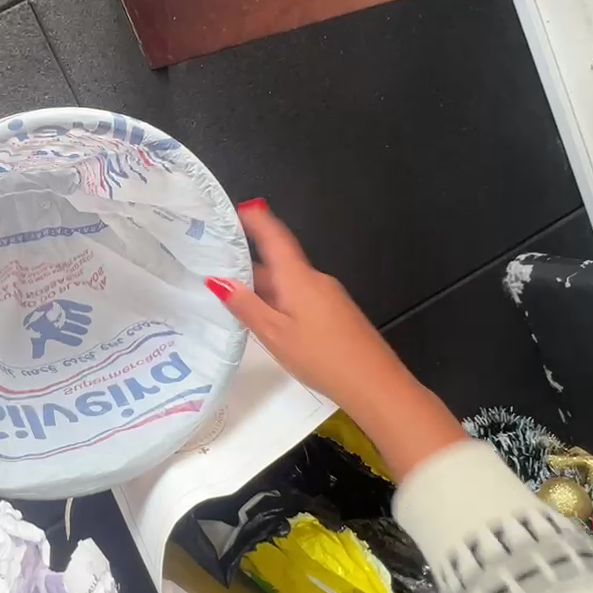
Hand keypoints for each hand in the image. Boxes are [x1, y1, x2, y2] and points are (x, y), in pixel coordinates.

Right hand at [206, 199, 465, 477]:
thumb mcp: (274, 333)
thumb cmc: (321, 356)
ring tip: (233, 289)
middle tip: (217, 257)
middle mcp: (314, 278)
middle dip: (250, 257)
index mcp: (297, 277)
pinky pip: (300, 294)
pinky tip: (266, 315)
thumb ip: (245, 305)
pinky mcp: (335, 312)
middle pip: (279, 259)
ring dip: (263, 281)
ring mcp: (328, 295)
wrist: (376, 385)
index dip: (256, 219)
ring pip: (288, 279)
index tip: (236, 208)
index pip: (274, 236)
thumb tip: (217, 278)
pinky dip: (279, 296)